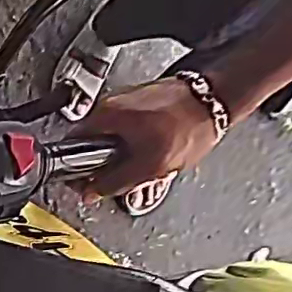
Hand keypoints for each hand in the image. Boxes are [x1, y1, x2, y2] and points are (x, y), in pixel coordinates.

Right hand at [71, 78, 224, 198]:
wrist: (220, 97)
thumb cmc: (189, 125)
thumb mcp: (145, 168)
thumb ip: (111, 184)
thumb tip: (90, 194)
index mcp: (103, 116)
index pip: (71, 148)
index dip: (77, 172)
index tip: (85, 184)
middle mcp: (110, 104)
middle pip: (91, 146)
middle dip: (103, 166)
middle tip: (120, 178)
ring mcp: (127, 101)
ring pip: (110, 140)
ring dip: (121, 157)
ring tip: (142, 164)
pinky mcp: (143, 102)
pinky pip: (127, 131)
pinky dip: (135, 145)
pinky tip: (153, 151)